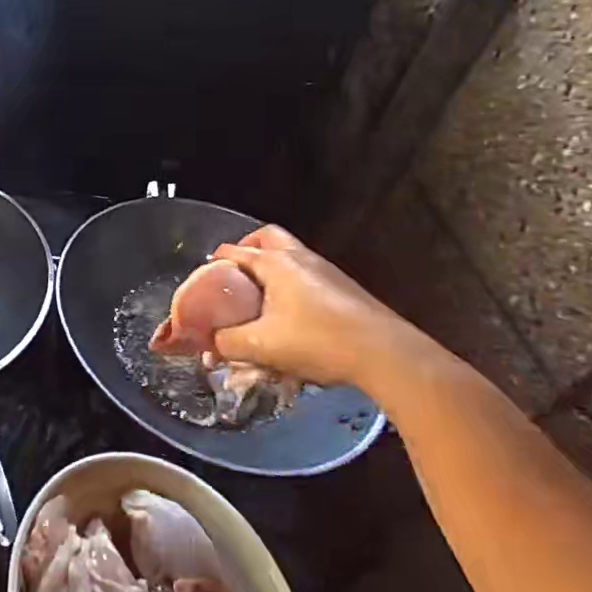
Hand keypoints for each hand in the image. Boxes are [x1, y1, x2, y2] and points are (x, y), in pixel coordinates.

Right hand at [210, 225, 427, 388]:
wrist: (386, 354)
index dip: (215, 263)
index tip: (205, 279)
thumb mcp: (262, 346)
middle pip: (268, 237)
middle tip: (237, 272)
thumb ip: (228, 342)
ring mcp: (326, 271)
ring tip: (261, 298)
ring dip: (273, 268)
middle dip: (249, 249)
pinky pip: (308, 276)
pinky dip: (292, 285)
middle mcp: (300, 258)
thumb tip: (213, 344)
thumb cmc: (319, 340)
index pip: (235, 251)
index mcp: (276, 263)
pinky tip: (291, 315)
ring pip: (291, 256)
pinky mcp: (344, 289)